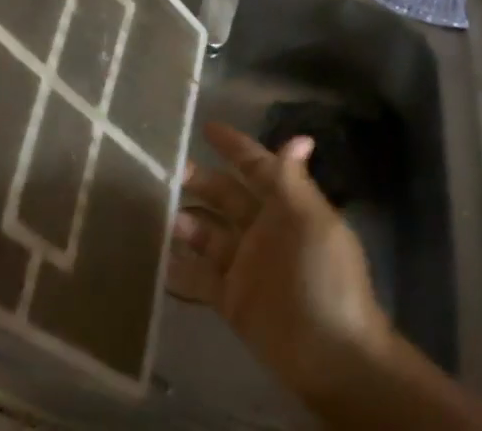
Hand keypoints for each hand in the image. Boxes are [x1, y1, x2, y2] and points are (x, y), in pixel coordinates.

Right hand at [170, 122, 481, 429]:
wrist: (330, 354)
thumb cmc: (323, 278)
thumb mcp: (311, 222)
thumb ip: (293, 182)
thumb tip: (298, 138)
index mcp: (286, 208)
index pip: (258, 168)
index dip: (235, 148)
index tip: (205, 127)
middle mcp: (263, 231)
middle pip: (225, 197)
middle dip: (198, 181)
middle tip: (163, 170)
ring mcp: (245, 266)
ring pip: (206, 233)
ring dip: (182, 220)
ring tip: (153, 211)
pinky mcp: (230, 299)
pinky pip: (198, 276)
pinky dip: (177, 267)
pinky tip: (151, 255)